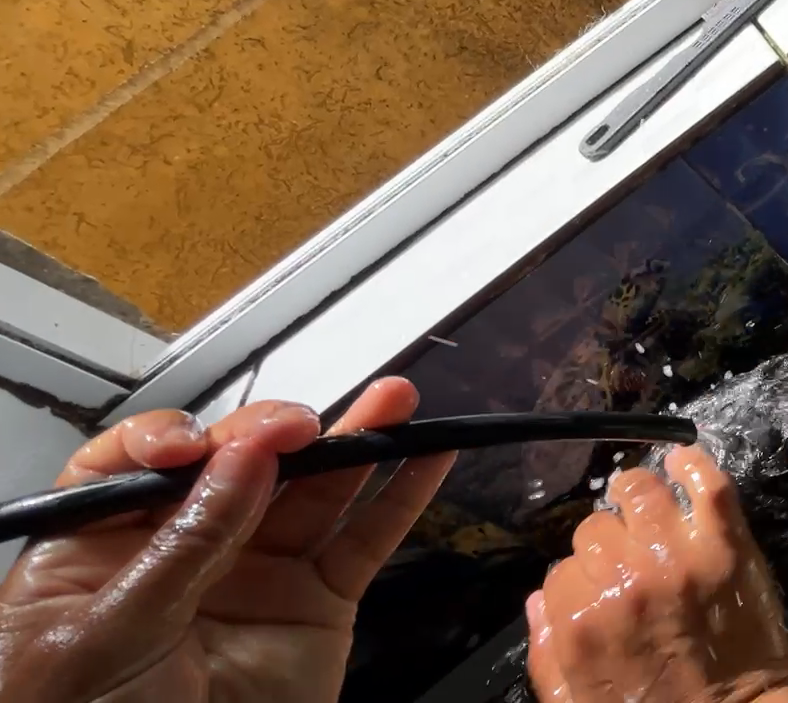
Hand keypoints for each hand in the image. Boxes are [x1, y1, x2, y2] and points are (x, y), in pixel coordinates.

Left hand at [0, 377, 454, 702]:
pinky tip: (433, 453)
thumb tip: (243, 459)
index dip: (169, 439)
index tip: (201, 444)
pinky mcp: (322, 598)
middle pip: (245, 468)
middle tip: (305, 425)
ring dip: (363, 439)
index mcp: (97, 560)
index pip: (133, 470)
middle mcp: (187, 554)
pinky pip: (372, 535)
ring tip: (395, 401)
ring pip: (321, 489)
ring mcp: (263, 574)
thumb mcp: (102, 644)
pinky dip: (409, 491)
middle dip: (281, 432)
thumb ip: (182, 546)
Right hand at [527, 446, 787, 702]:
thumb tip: (538, 597)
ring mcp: (680, 555)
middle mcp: (626, 580)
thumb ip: (548, 653)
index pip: (562, 569)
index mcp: (583, 623)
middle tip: (627, 548)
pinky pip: (708, 484)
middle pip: (598, 527)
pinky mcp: (727, 543)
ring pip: (643, 492)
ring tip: (643, 494)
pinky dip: (693, 462)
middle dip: (607, 536)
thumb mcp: (576, 702)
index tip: (599, 580)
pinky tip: (682, 456)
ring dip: (637, 488)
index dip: (580, 574)